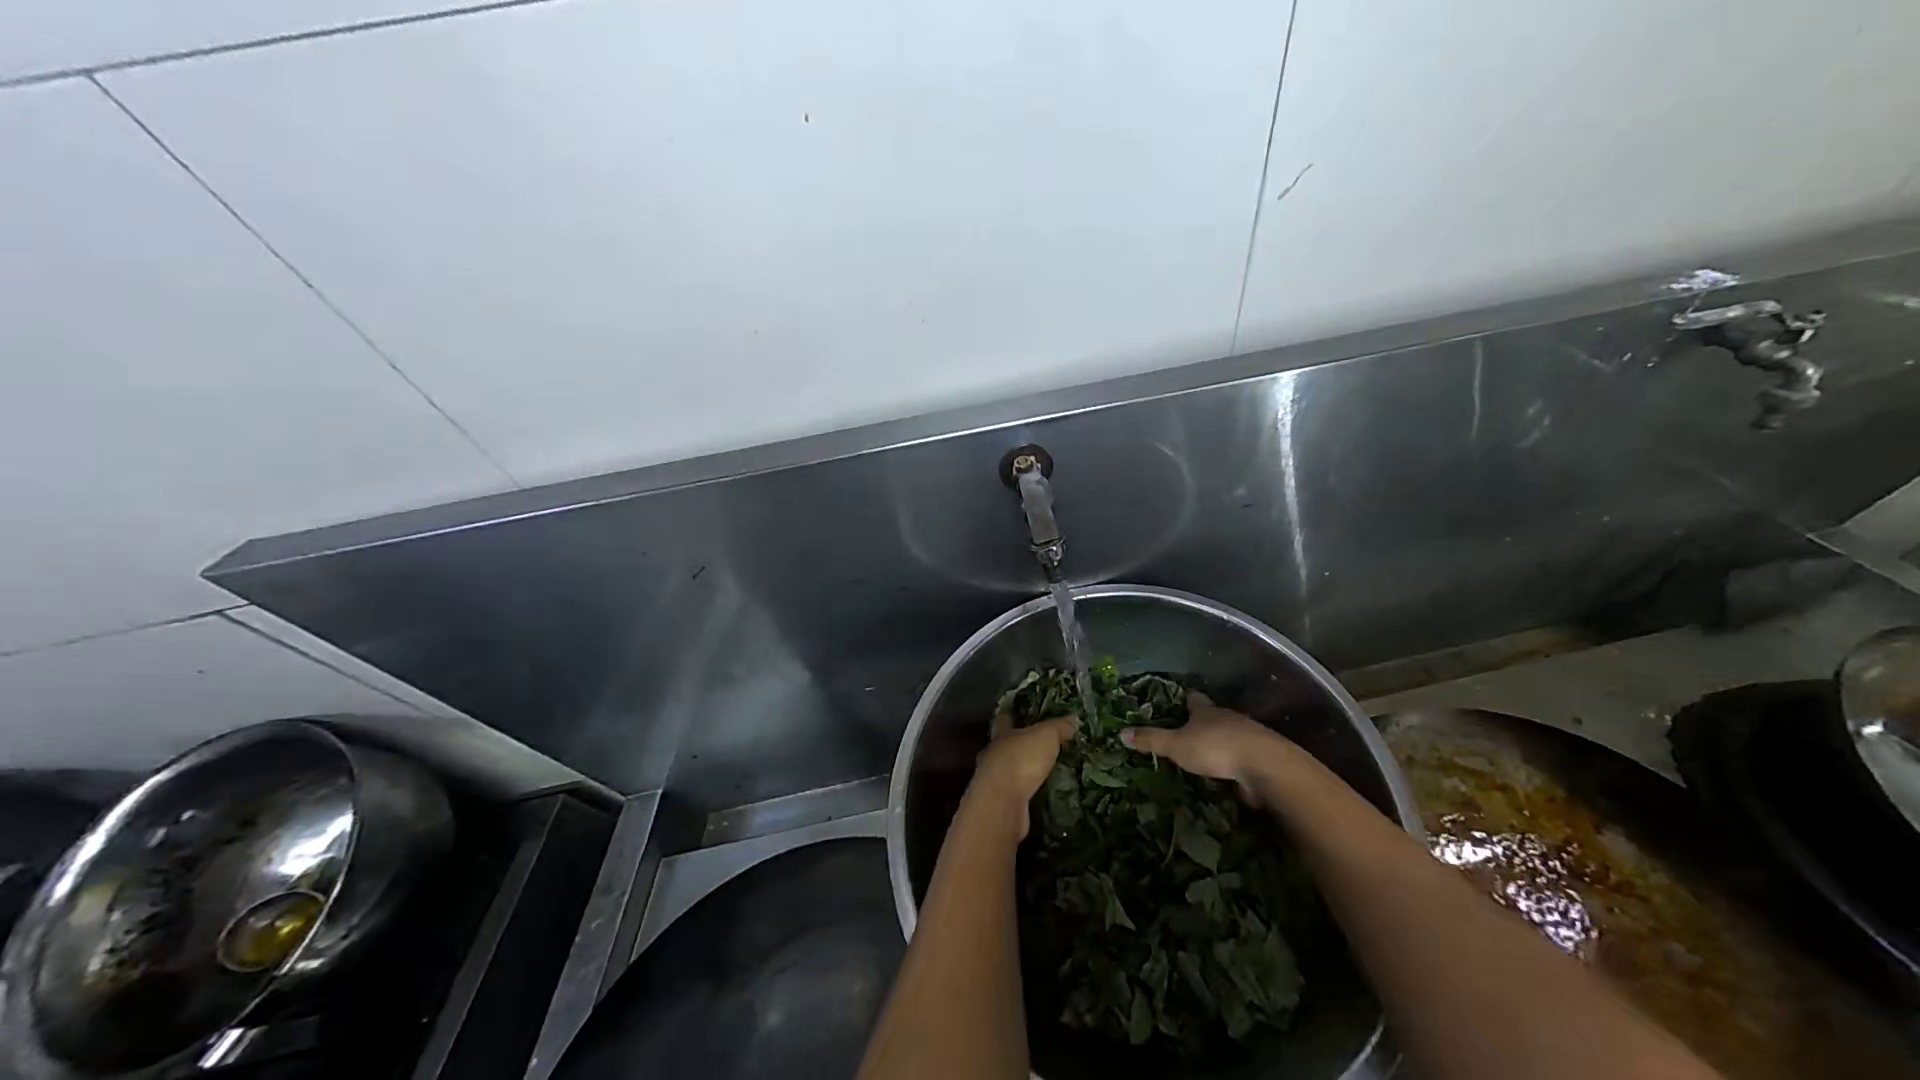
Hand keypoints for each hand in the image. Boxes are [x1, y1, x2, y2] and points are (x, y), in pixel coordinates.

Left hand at [970, 713, 1076, 837]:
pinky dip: (1029, 795)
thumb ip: (1058, 727)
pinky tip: (1043, 797)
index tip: (1019, 715)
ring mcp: (995, 782)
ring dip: (1026, 774)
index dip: (1011, 716)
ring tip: (1048, 774)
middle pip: (1006, 748)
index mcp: (1001, 736)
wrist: (1002, 802)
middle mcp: (994, 757)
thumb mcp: (1046, 736)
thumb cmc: (1021, 760)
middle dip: (1021, 748)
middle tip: (1043, 749)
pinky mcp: (1002, 804)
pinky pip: (1018, 795)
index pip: (1004, 720)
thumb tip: (1073, 719)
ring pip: (1011, 773)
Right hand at [1121, 692, 1291, 803]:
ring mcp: (1248, 737)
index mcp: (1206, 710)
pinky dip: (1234, 763)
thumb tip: (1120, 732)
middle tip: (1187, 730)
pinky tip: (1227, 773)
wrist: (1265, 766)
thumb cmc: (1215, 748)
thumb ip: (1151, 739)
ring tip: (1205, 755)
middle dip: (1202, 722)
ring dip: (1220, 743)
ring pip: (1230, 735)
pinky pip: (1243, 757)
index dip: (1184, 699)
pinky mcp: (1261, 758)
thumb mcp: (1176, 745)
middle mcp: (1228, 718)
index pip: (1193, 698)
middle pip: (1213, 716)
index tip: (1178, 700)